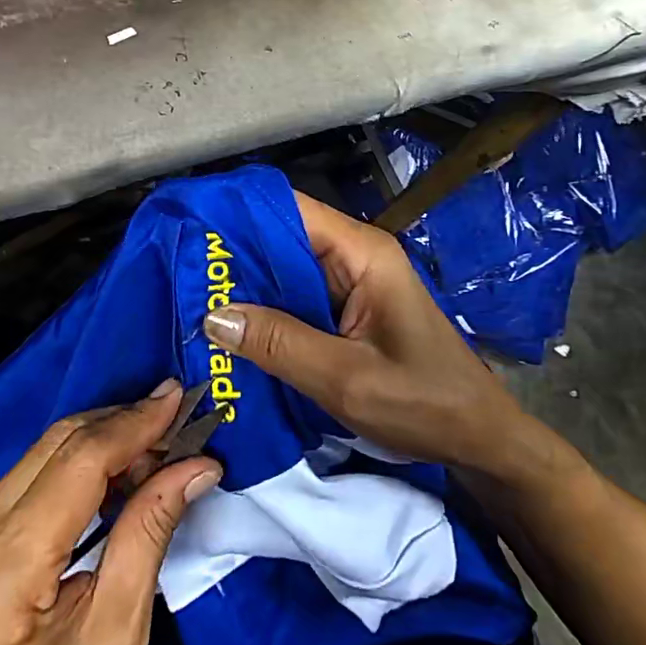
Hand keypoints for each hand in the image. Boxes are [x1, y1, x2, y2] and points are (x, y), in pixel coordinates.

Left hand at [0, 382, 222, 644]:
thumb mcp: (117, 631)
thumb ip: (150, 534)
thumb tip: (199, 464)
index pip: (76, 465)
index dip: (135, 423)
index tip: (183, 398)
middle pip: (55, 448)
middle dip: (125, 424)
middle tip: (182, 424)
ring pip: (42, 454)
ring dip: (106, 440)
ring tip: (161, 450)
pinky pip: (30, 476)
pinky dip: (83, 463)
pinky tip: (120, 473)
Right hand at [202, 191, 543, 479]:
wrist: (474, 433)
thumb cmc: (423, 402)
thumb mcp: (347, 378)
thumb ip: (280, 343)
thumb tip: (212, 314)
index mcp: (365, 255)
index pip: (292, 211)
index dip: (238, 215)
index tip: (183, 230)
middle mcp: (359, 259)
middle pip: (285, 240)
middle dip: (232, 257)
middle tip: (170, 277)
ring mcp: (356, 286)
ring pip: (289, 273)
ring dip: (246, 290)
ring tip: (183, 304)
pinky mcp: (352, 314)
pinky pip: (301, 302)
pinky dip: (267, 315)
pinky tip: (227, 334)